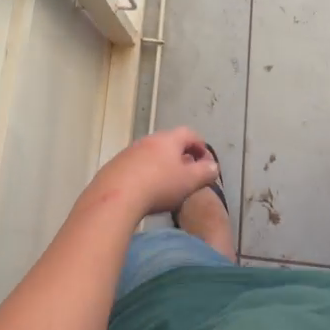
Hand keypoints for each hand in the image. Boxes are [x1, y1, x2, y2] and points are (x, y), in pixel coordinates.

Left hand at [78, 126, 219, 221]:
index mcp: (169, 139)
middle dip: (181, 156)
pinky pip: (136, 166)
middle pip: (169, 143)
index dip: (200, 145)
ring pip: (151, 154)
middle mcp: (149, 140)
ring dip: (162, 165)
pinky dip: (145, 174)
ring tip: (167, 185)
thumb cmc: (159, 185)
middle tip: (188, 174)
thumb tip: (213, 166)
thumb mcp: (189, 181)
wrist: (117, 195)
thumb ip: (204, 173)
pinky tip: (145, 191)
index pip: (189, 133)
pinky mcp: (116, 165)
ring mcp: (130, 151)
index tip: (206, 162)